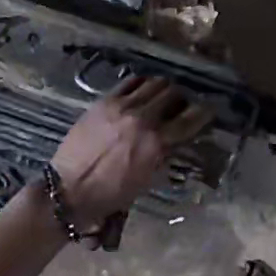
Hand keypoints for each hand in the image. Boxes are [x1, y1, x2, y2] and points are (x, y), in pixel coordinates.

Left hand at [51, 76, 213, 222]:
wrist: (68, 190)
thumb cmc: (111, 193)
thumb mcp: (146, 178)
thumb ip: (165, 153)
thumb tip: (178, 137)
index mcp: (156, 143)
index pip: (190, 119)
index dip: (204, 112)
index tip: (208, 110)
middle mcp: (143, 119)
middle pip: (174, 93)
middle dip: (182, 98)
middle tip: (181, 104)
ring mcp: (123, 106)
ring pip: (155, 82)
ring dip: (163, 88)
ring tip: (162, 96)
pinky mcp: (105, 101)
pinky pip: (131, 81)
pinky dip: (142, 83)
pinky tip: (142, 91)